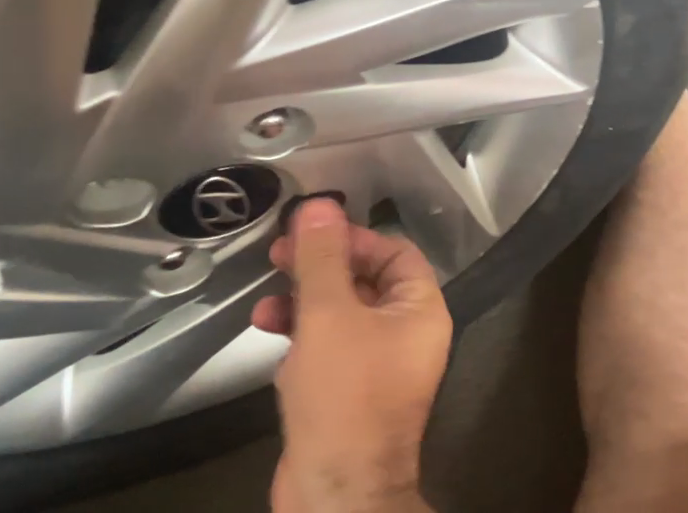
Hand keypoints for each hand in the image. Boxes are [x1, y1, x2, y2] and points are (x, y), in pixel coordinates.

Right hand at [252, 196, 451, 512]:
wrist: (335, 494)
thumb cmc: (344, 395)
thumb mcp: (330, 316)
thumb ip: (322, 258)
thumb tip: (320, 203)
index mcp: (421, 311)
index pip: (394, 252)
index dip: (354, 237)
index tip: (311, 231)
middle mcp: (406, 334)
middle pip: (364, 279)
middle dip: (321, 267)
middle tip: (280, 255)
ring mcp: (377, 364)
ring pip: (341, 313)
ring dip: (303, 300)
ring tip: (267, 300)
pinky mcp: (348, 390)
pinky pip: (328, 346)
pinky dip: (301, 334)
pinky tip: (270, 333)